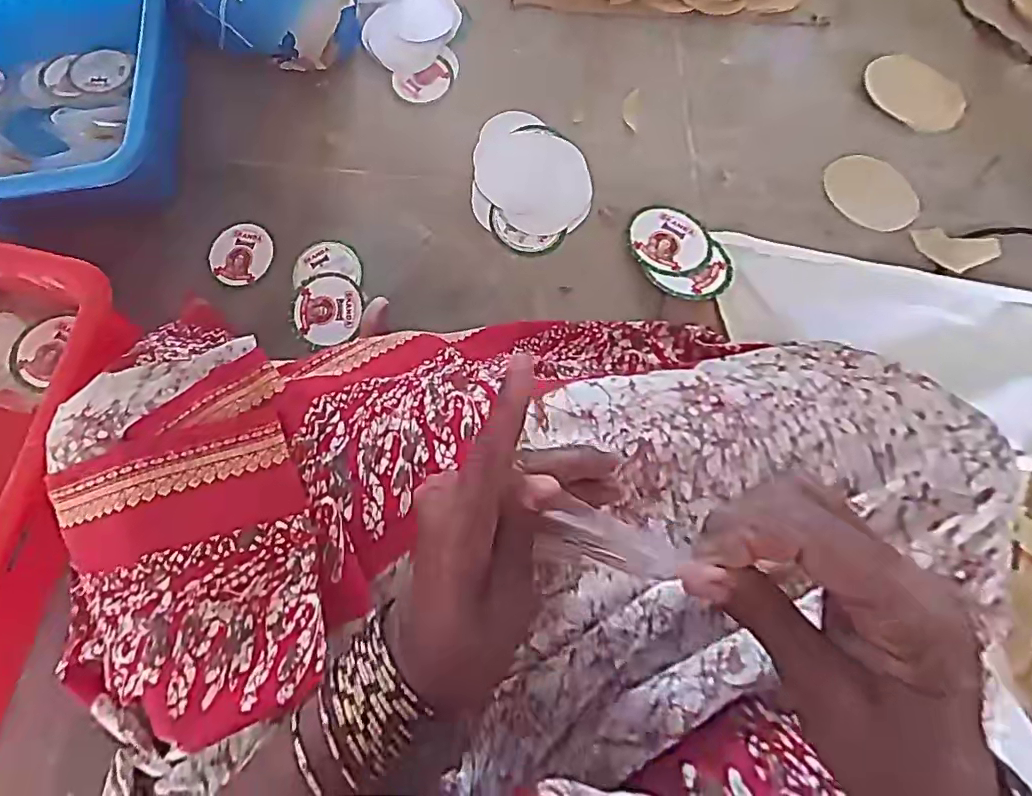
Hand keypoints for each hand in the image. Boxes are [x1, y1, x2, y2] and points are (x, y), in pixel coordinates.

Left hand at [392, 356, 585, 713]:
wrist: (418, 668)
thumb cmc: (465, 649)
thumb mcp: (505, 601)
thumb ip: (520, 533)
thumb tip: (543, 483)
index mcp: (455, 522)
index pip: (488, 454)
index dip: (509, 407)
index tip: (524, 363)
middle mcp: (446, 497)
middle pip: (512, 463)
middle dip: (565, 465)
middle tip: (612, 473)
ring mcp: (447, 499)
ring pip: (509, 473)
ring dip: (555, 478)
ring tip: (606, 487)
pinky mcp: (454, 505)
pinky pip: (498, 488)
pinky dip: (533, 491)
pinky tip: (572, 497)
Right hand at [683, 474, 998, 795]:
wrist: (943, 790)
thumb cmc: (892, 763)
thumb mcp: (822, 696)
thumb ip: (762, 617)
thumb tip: (694, 570)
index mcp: (911, 607)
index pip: (819, 534)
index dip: (749, 532)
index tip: (700, 560)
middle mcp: (909, 568)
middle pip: (808, 502)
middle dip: (744, 523)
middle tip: (705, 565)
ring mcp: (894, 561)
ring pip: (806, 500)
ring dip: (752, 521)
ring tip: (720, 562)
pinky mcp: (874, 564)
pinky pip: (811, 521)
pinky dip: (768, 531)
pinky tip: (749, 560)